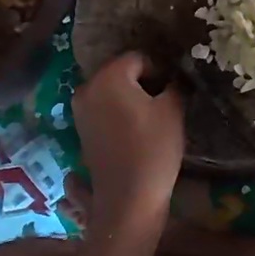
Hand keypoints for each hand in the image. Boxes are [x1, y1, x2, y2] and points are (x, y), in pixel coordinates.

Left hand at [71, 53, 184, 236]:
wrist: (128, 197)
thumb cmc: (153, 149)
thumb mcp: (173, 110)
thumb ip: (174, 84)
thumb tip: (174, 77)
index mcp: (109, 76)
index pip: (139, 58)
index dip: (160, 70)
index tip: (172, 91)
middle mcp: (87, 87)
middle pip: (121, 71)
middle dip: (142, 82)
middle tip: (164, 102)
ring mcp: (80, 109)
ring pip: (111, 90)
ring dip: (130, 97)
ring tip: (150, 117)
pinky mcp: (81, 128)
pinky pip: (103, 108)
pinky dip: (118, 111)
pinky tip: (134, 130)